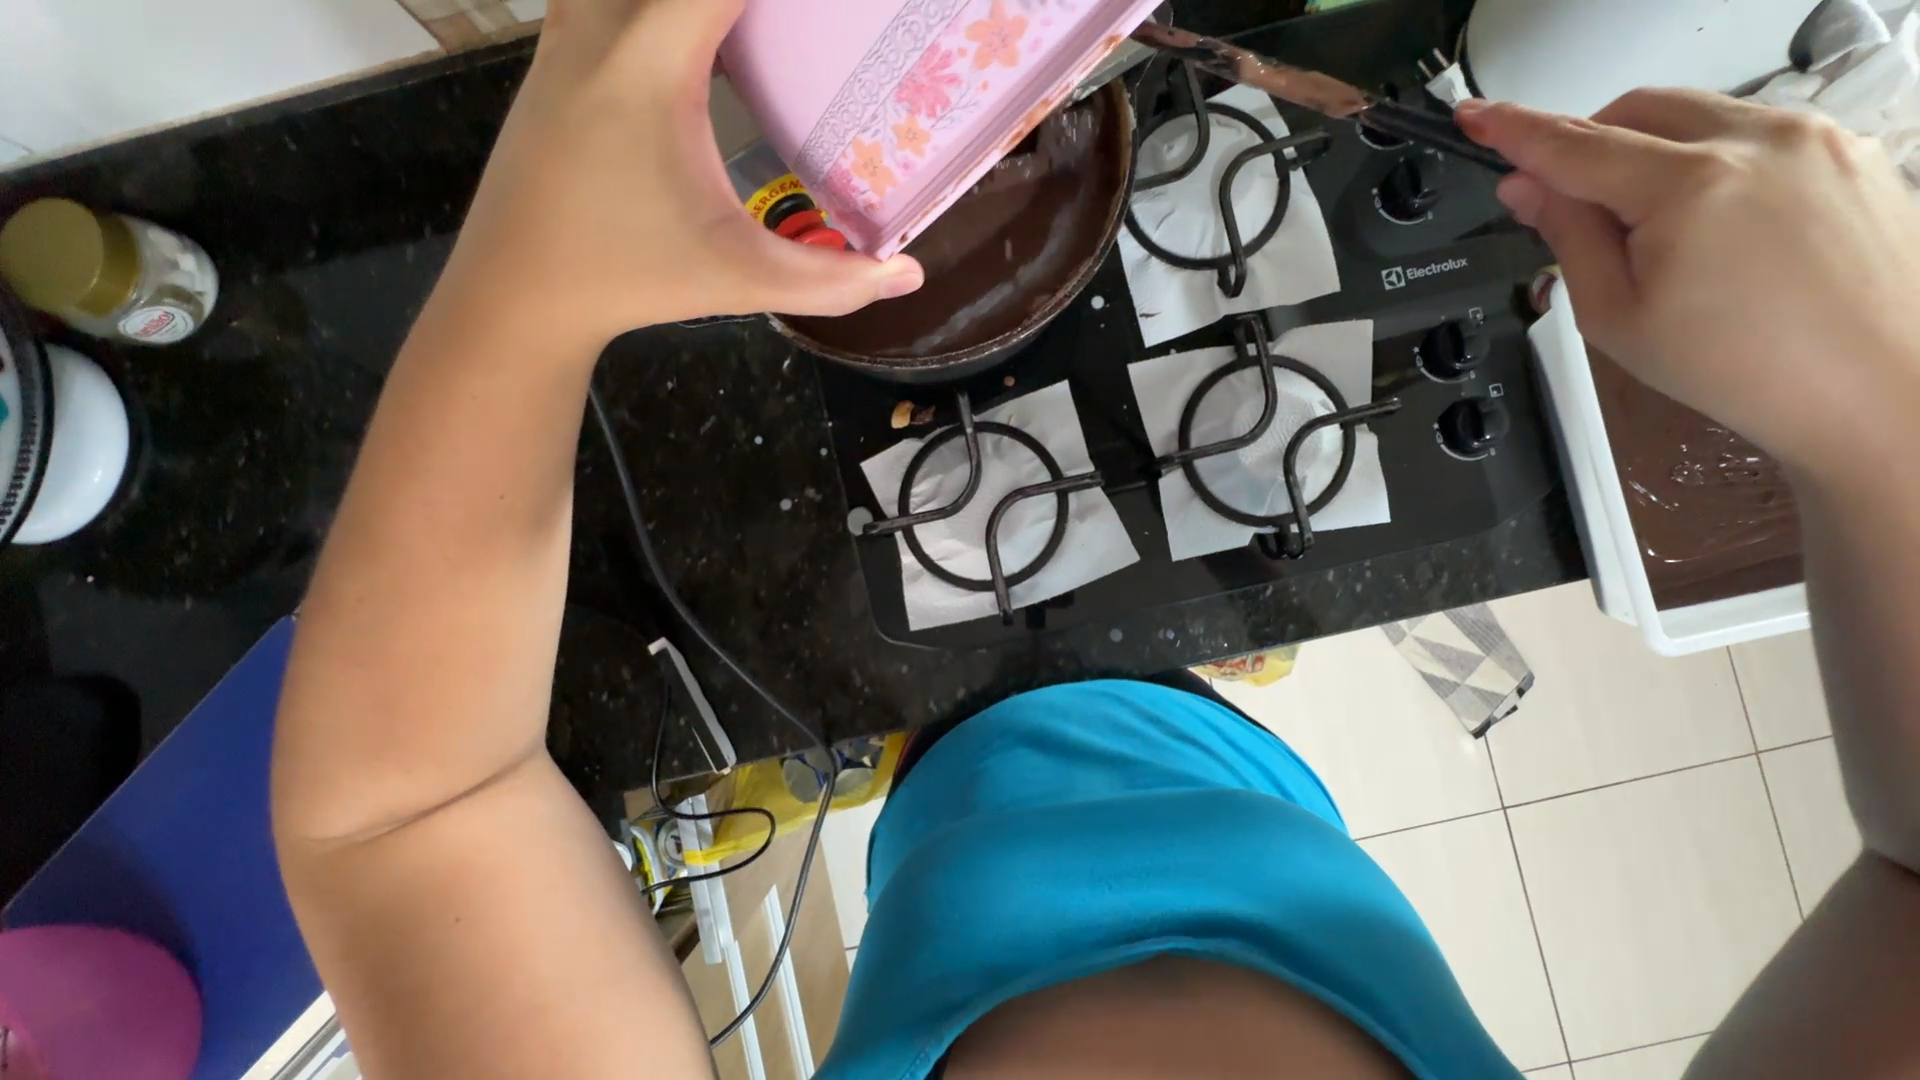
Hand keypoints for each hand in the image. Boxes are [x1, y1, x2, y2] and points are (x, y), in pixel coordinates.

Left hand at [432, 0, 922, 348]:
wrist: (519, 287)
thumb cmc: (632, 278)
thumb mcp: (741, 280)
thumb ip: (832, 281)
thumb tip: (910, 274)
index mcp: (653, 59)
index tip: (827, 3)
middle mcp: (603, 18)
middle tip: (797, 18)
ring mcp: (568, 25)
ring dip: (698, 0)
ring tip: (756, 29)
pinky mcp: (556, 45)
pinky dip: (663, 3)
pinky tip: (706, 32)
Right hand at [1458, 90, 1919, 481]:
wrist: (1880, 385)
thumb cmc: (1738, 364)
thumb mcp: (1615, 314)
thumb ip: (1567, 237)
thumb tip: (1528, 189)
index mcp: (1690, 186)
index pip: (1574, 144)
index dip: (1513, 129)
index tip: (1473, 116)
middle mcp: (1761, 140)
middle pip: (1636, 110)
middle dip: (1584, 145)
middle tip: (1563, 207)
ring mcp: (1815, 138)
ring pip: (1694, 115)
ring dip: (1644, 152)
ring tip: (1646, 232)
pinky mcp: (1849, 150)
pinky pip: (1750, 132)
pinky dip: (1701, 160)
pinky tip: (1705, 226)